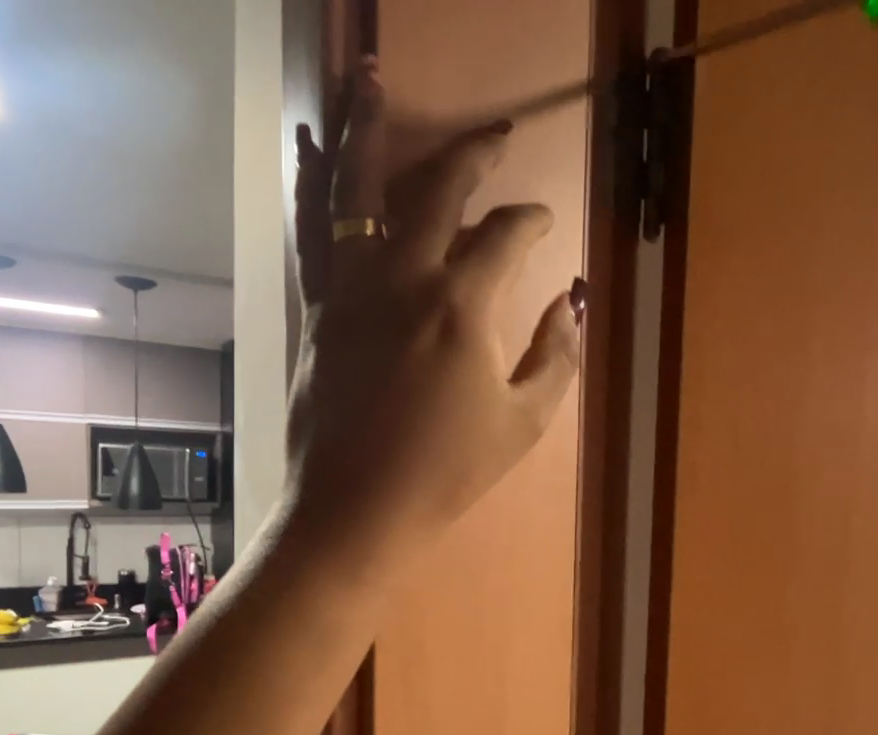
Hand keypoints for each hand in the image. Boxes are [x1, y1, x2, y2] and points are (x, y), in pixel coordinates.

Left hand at [286, 60, 582, 554]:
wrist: (354, 512)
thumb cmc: (445, 474)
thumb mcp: (524, 422)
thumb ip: (557, 355)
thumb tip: (572, 301)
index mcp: (461, 304)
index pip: (506, 234)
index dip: (533, 220)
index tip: (544, 225)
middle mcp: (401, 277)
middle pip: (436, 188)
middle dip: (472, 153)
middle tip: (495, 132)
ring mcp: (348, 287)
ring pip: (354, 189)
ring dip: (365, 129)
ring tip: (369, 78)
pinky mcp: (316, 308)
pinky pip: (310, 231)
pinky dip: (308, 183)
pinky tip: (306, 144)